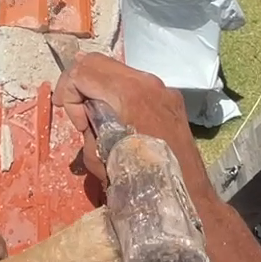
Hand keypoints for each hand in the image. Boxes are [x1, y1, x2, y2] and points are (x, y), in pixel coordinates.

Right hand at [57, 55, 260, 261]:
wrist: (192, 200)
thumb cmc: (144, 183)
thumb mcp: (101, 159)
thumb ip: (88, 129)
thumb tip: (86, 117)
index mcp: (128, 93)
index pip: (82, 72)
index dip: (68, 93)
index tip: (76, 123)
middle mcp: (146, 80)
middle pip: (96, 61)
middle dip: (78, 84)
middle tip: (77, 114)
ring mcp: (161, 86)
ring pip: (115, 69)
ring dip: (98, 87)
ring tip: (97, 118)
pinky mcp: (170, 97)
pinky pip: (133, 82)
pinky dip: (116, 93)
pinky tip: (118, 118)